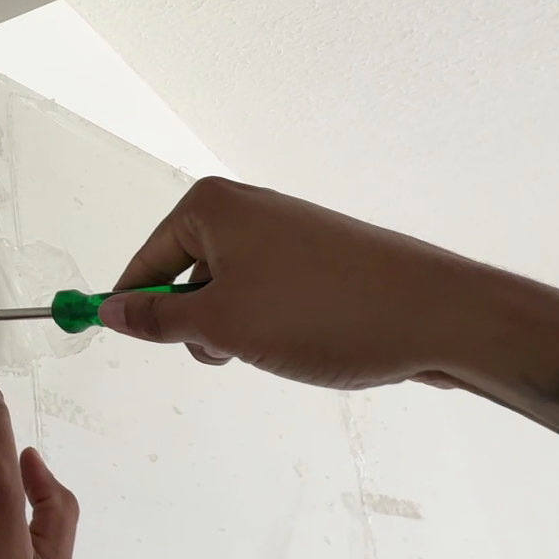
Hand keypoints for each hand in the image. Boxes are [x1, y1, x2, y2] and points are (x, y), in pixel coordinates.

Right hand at [98, 177, 558, 443]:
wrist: (449, 317)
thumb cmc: (318, 312)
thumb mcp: (222, 324)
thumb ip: (155, 319)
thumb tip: (109, 311)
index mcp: (209, 207)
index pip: (146, 259)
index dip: (135, 303)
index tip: (130, 338)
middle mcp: (243, 206)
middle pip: (187, 271)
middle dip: (198, 319)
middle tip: (226, 351)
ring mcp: (286, 227)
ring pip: (229, 285)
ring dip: (235, 324)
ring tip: (276, 348)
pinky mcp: (321, 252)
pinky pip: (269, 286)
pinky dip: (271, 318)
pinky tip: (306, 339)